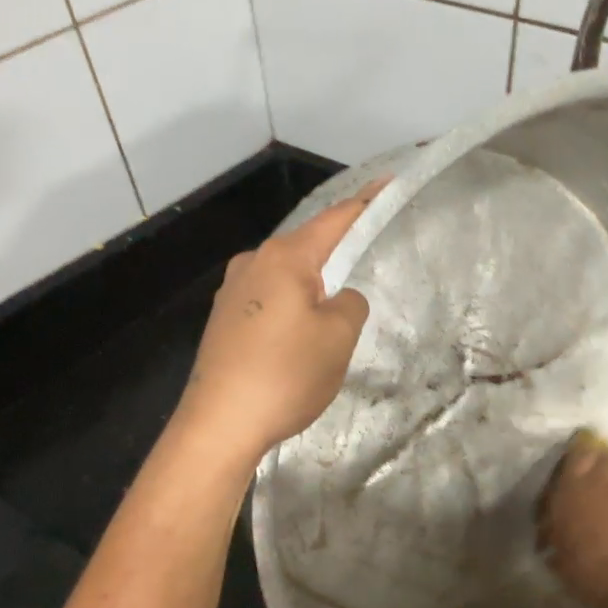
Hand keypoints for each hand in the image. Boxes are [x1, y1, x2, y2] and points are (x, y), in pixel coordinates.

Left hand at [176, 178, 389, 463]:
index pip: (335, 219)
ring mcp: (232, 292)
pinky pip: (268, 301)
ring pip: (286, 277)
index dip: (366, 203)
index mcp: (284, 257)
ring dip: (312, 287)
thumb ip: (351, 304)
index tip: (388, 184)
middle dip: (338, 251)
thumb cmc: (285, 374)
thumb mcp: (338, 337)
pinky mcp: (223, 322)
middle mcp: (253, 263)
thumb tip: (337, 298)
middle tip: (370, 257)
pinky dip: (291, 308)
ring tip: (336, 311)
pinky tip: (300, 336)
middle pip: (307, 247)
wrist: (219, 424)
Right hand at [537, 429, 607, 607]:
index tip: (577, 443)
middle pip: (605, 454)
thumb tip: (549, 525)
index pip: (578, 451)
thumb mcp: (553, 542)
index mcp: (572, 487)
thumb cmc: (576, 561)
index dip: (579, 445)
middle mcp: (600, 483)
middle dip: (599, 455)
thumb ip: (551, 525)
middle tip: (593, 463)